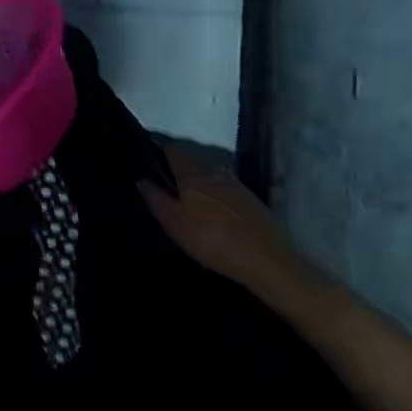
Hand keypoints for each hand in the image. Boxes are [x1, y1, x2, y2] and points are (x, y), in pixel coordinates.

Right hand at [136, 143, 325, 302]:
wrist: (270, 263)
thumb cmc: (213, 240)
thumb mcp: (173, 223)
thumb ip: (154, 198)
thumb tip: (141, 178)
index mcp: (193, 171)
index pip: (171, 147)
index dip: (157, 152)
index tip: (146, 164)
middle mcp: (215, 169)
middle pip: (191, 159)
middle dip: (177, 168)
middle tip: (165, 187)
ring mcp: (237, 184)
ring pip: (208, 174)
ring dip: (197, 183)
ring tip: (188, 203)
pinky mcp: (252, 200)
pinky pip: (224, 189)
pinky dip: (214, 195)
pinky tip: (212, 215)